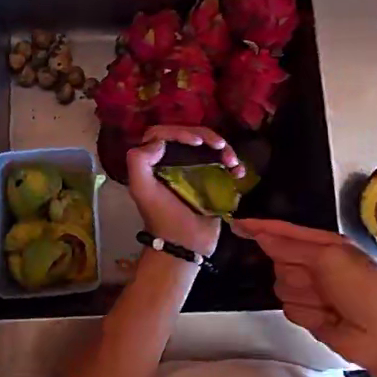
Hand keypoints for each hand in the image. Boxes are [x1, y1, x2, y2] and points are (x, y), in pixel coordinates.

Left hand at [125, 126, 241, 258]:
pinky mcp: (211, 179)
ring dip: (224, 149)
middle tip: (221, 146)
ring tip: (232, 162)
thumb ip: (138, 161)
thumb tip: (160, 141)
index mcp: (155, 160)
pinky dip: (233, 164)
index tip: (197, 142)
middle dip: (207, 136)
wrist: (186, 244)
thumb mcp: (142, 190)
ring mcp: (193, 168)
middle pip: (190, 134)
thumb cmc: (163, 216)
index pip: (164, 133)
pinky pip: (222, 163)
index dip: (181, 132)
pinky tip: (238, 172)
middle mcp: (173, 160)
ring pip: (209, 146)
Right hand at [233, 219, 376, 371]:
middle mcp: (316, 264)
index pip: (284, 232)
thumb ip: (292, 246)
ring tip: (329, 302)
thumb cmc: (366, 290)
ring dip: (304, 295)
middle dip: (295, 271)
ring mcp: (311, 290)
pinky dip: (307, 313)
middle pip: (278, 261)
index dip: (261, 228)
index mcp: (325, 244)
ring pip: (281, 286)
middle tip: (322, 281)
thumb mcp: (329, 257)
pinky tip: (327, 317)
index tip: (238, 224)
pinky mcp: (308, 314)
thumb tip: (263, 235)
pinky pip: (288, 308)